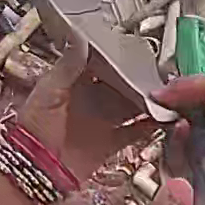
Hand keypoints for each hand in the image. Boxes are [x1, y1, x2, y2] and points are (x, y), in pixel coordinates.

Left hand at [13, 37, 152, 182]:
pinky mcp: (111, 142)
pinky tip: (165, 118)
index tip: (136, 47)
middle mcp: (93, 99)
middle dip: (138, 77)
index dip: (117, 56)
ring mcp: (103, 121)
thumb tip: (80, 35)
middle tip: (159, 69)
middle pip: (121, 84)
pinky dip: (150, 126)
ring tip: (168, 91)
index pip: (101, 64)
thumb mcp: (50, 90)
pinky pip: (135, 132)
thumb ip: (68, 65)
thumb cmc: (36, 125)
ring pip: (131, 106)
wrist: (36, 168)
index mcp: (76, 82)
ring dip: (147, 99)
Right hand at [153, 70, 204, 193]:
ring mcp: (199, 135)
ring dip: (177, 134)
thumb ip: (191, 84)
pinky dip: (180, 152)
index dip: (169, 86)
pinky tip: (193, 150)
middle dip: (167, 112)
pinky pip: (174, 153)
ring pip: (169, 131)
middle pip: (169, 107)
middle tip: (173, 114)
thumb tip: (161, 91)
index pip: (181, 81)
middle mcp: (204, 111)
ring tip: (189, 133)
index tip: (160, 92)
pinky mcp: (195, 158)